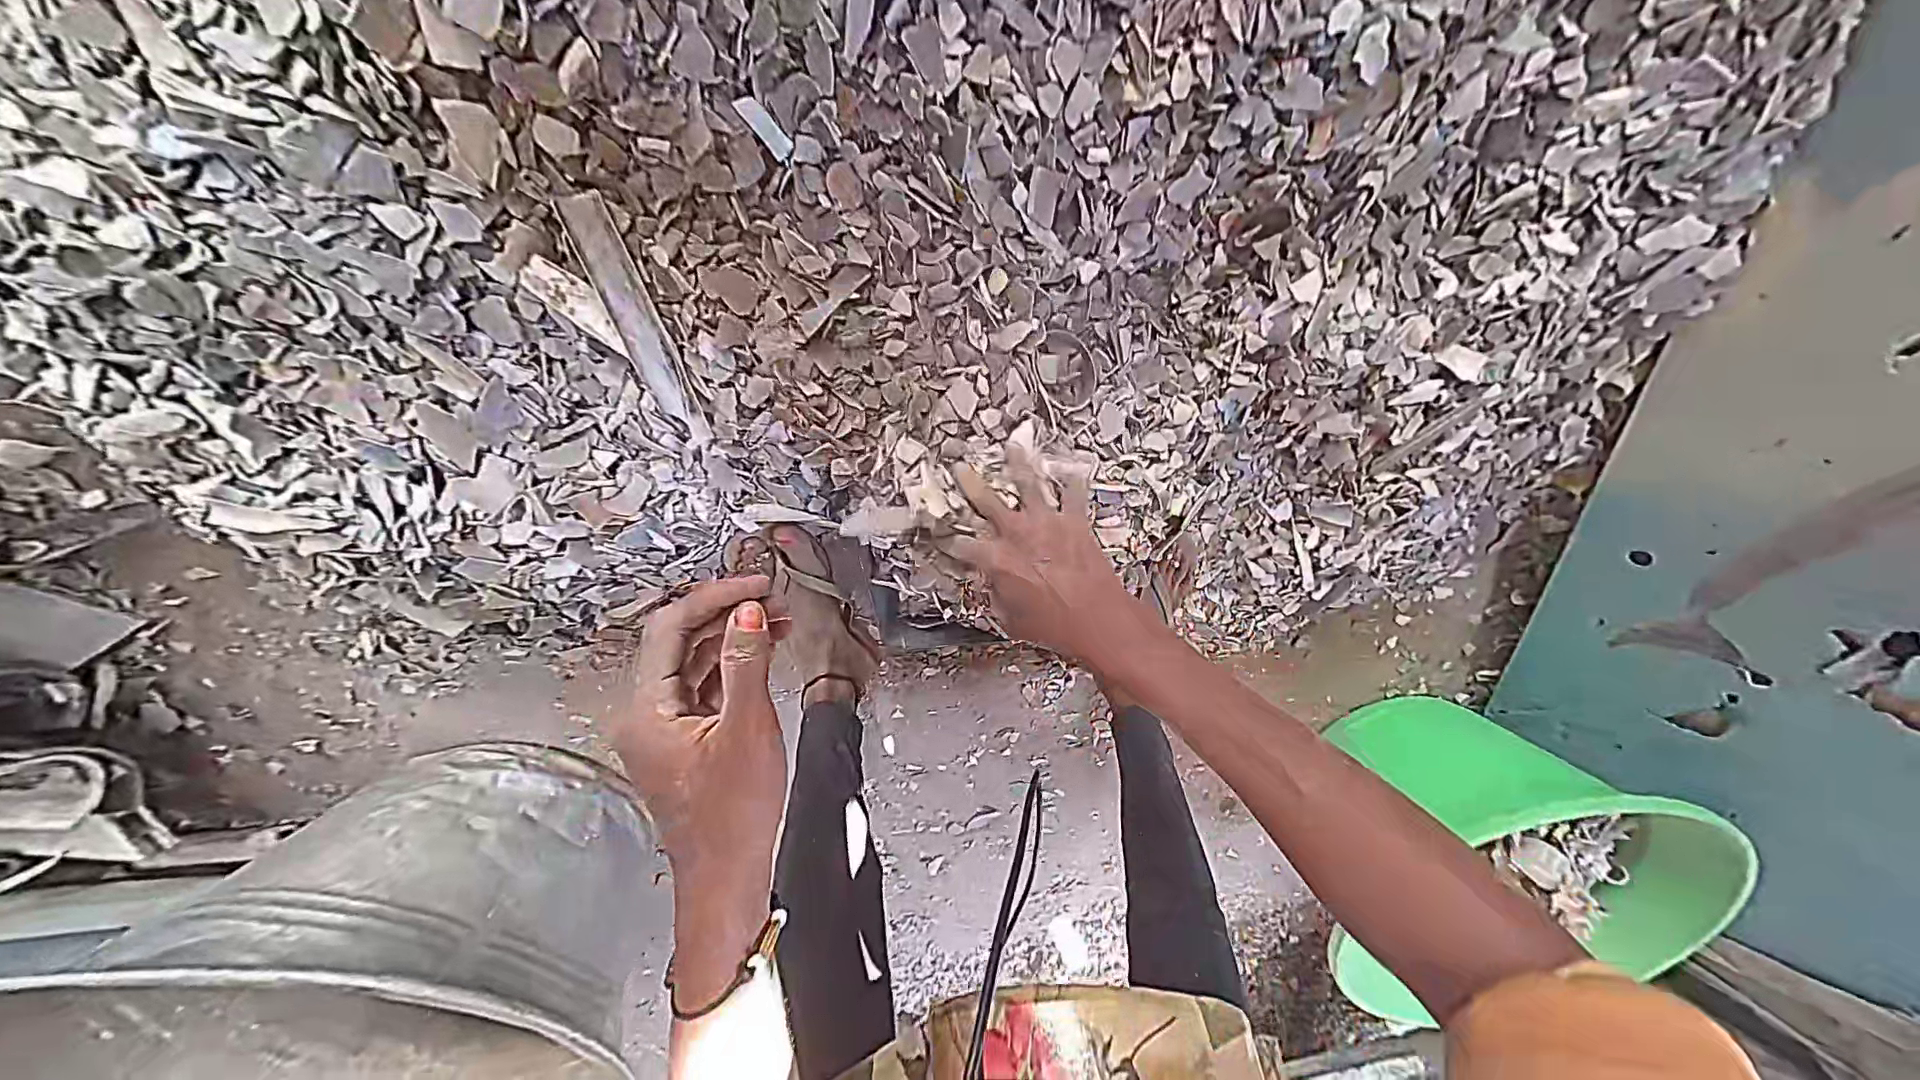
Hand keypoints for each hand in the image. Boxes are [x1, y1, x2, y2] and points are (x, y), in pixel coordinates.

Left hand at [609, 577, 786, 1011]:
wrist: (730, 876)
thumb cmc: (732, 819)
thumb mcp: (747, 727)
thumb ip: (746, 661)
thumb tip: (747, 613)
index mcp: (647, 710)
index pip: (672, 627)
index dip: (715, 597)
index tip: (753, 586)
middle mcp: (646, 716)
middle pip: (680, 641)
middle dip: (727, 614)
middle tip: (769, 600)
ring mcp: (665, 729)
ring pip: (694, 662)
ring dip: (732, 638)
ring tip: (773, 622)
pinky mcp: (686, 739)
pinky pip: (705, 686)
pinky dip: (732, 665)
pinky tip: (760, 656)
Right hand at [943, 444, 1143, 662]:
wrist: (1098, 619)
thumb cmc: (1055, 626)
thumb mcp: (1012, 620)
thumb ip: (997, 596)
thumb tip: (993, 585)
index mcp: (997, 560)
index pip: (962, 545)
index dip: (949, 539)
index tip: (943, 535)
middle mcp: (1018, 534)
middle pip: (987, 501)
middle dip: (970, 484)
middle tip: (961, 469)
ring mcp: (1048, 523)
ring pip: (1029, 484)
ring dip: (1018, 464)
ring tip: (1013, 447)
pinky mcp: (1075, 521)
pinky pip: (1073, 493)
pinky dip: (1071, 480)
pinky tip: (1070, 468)